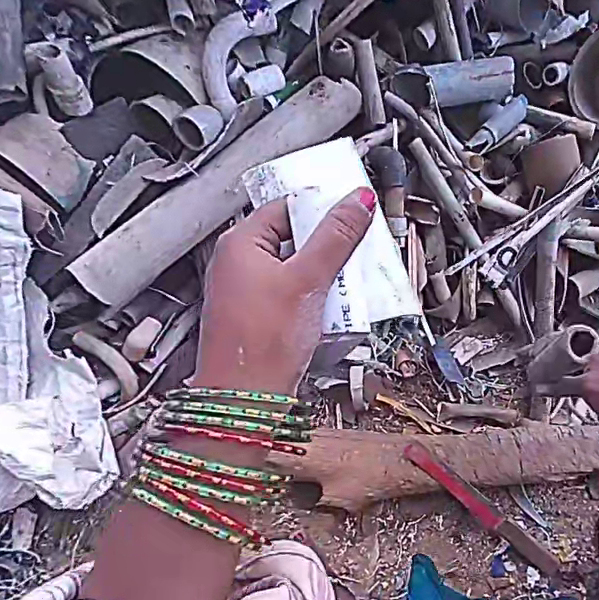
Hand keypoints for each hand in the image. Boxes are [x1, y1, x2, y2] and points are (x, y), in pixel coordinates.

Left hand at [194, 188, 376, 393]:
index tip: (353, 213)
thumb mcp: (307, 280)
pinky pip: (298, 293)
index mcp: (241, 244)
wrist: (246, 397)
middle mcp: (241, 264)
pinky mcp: (265, 315)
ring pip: (300, 268)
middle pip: (296, 238)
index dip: (322, 208)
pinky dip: (319, 296)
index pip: (287, 207)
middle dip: (331, 246)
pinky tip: (335, 308)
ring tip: (348, 284)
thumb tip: (356, 201)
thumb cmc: (261, 341)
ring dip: (328, 274)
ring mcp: (253, 291)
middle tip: (358, 251)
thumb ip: (335, 237)